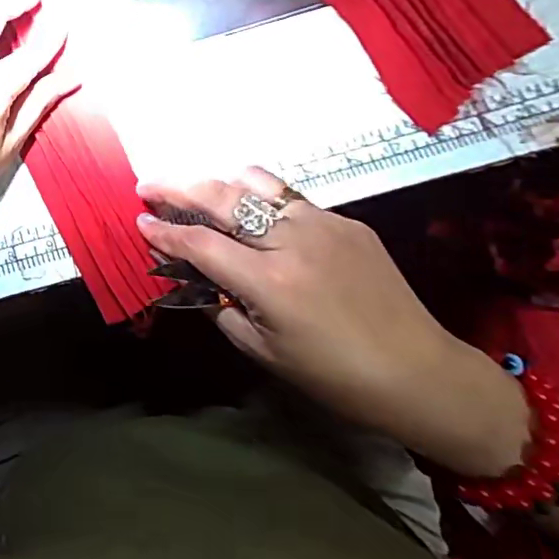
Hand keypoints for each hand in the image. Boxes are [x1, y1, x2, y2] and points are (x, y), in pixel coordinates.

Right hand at [136, 168, 529, 476]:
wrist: (417, 370)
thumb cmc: (335, 376)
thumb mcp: (265, 352)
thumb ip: (223, 308)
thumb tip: (197, 278)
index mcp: (270, 281)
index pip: (201, 244)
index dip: (165, 232)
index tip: (141, 220)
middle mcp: (293, 240)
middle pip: (223, 198)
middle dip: (179, 189)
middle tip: (150, 185)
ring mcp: (324, 222)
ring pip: (259, 183)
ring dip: (222, 183)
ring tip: (202, 191)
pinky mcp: (347, 221)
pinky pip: (293, 200)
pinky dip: (264, 201)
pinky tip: (259, 218)